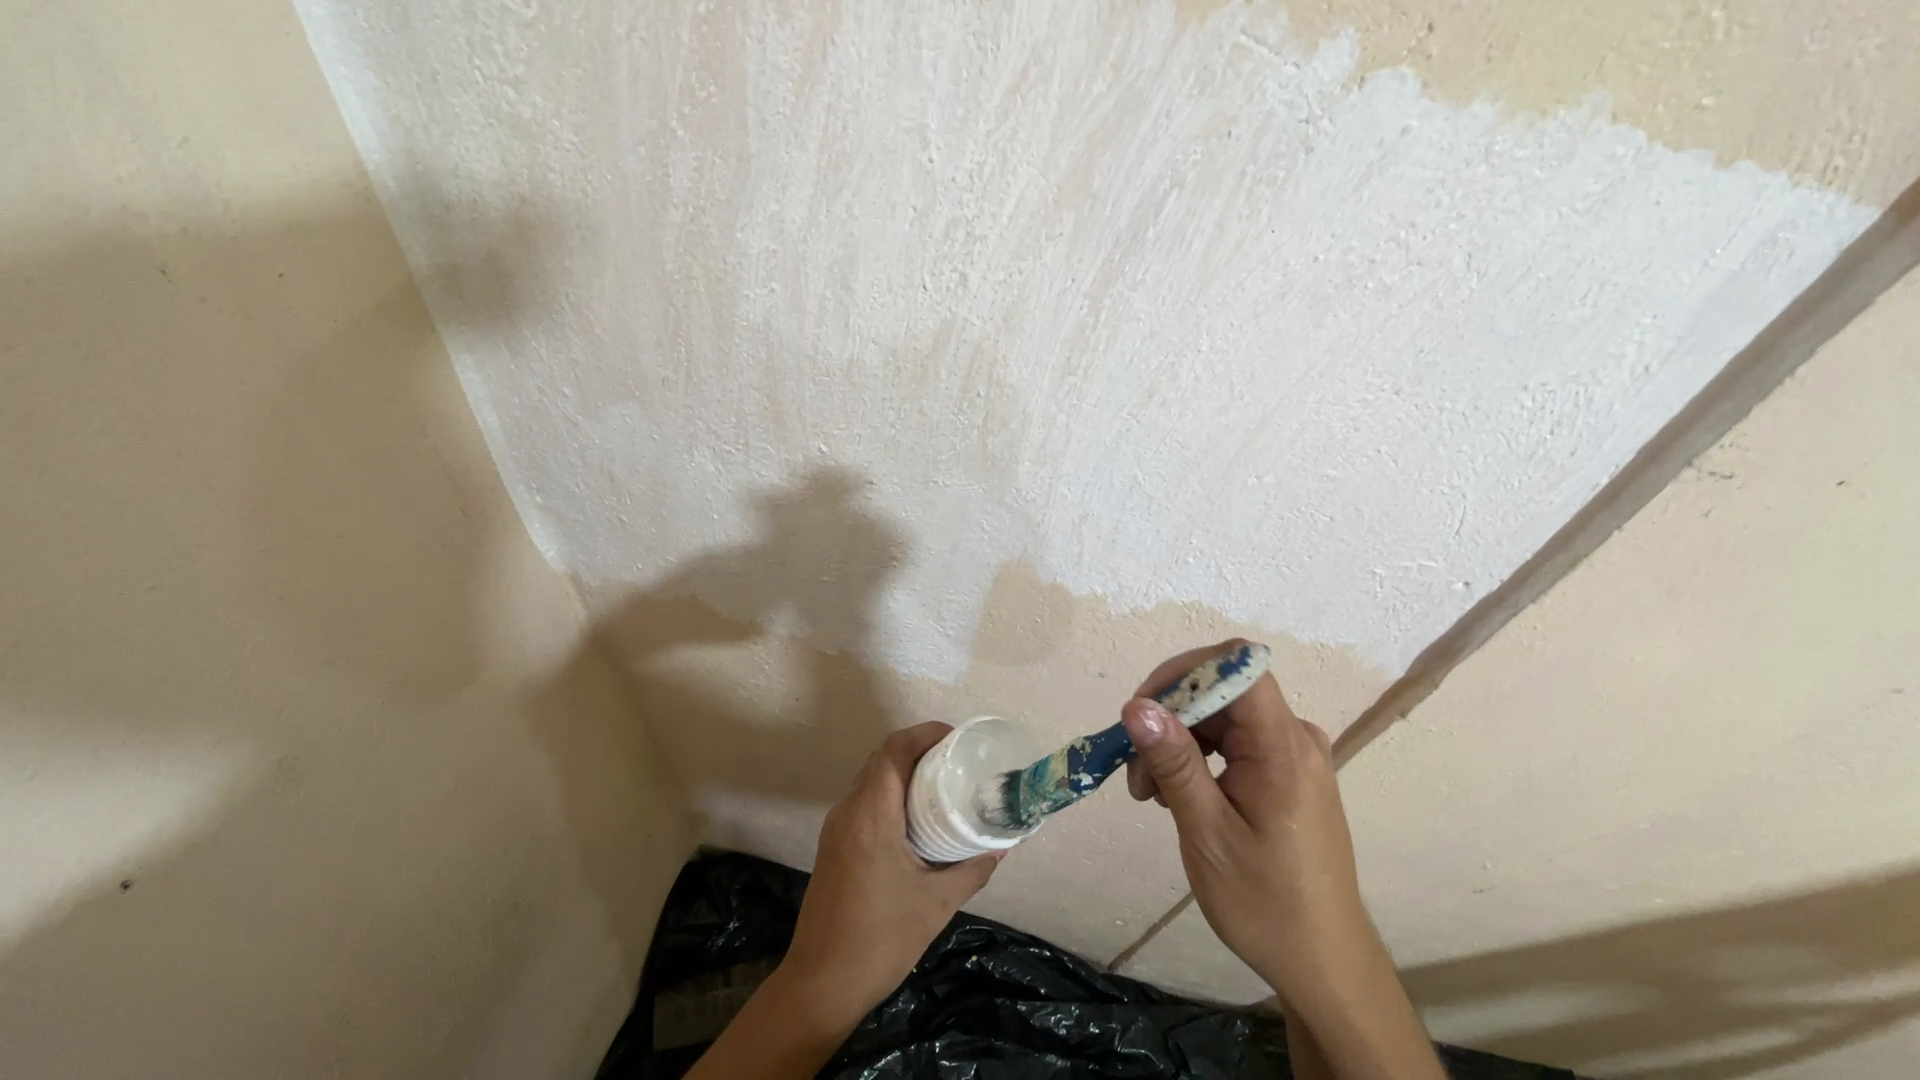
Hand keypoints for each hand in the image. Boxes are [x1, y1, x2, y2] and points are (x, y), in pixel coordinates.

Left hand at [781, 722, 1000, 1019]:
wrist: (821, 983)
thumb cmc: (881, 940)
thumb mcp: (937, 904)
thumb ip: (972, 869)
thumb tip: (1002, 845)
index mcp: (872, 816)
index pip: (893, 750)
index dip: (925, 734)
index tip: (959, 740)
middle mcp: (848, 812)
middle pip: (882, 759)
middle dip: (920, 751)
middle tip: (960, 762)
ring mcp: (835, 829)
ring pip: (871, 780)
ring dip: (904, 773)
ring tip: (944, 785)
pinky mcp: (833, 846)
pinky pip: (864, 803)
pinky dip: (891, 796)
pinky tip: (918, 820)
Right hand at [1119, 642, 1366, 998]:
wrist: (1321, 958)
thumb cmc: (1263, 901)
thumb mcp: (1207, 831)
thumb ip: (1174, 762)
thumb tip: (1136, 706)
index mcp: (1283, 746)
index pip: (1234, 665)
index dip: (1182, 673)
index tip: (1140, 713)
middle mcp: (1296, 737)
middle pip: (1223, 690)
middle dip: (1169, 718)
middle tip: (1136, 775)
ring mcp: (1295, 755)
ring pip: (1224, 717)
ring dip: (1179, 741)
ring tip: (1153, 796)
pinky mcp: (1289, 774)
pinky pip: (1237, 741)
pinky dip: (1200, 757)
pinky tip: (1181, 797)